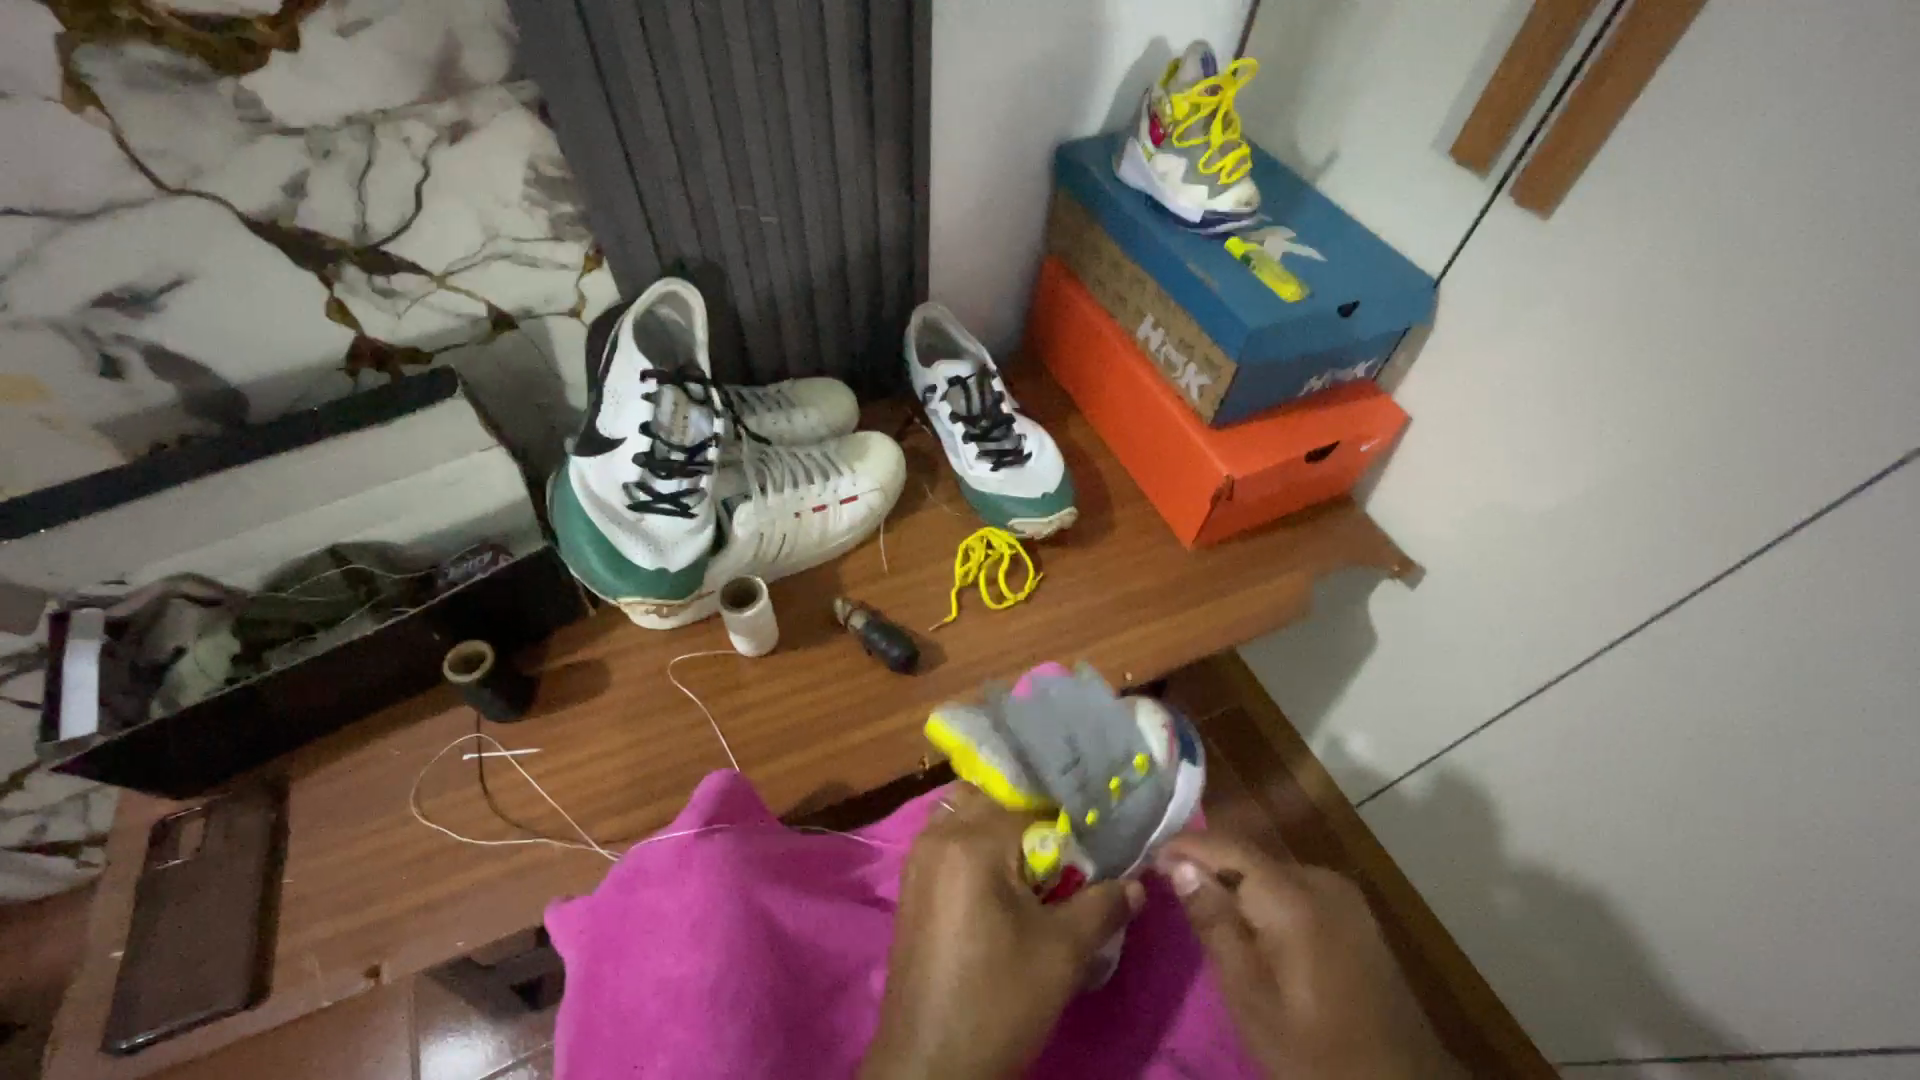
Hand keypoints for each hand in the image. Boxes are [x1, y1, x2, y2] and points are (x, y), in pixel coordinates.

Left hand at [861, 785, 1144, 1079]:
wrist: (931, 1066)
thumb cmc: (999, 1001)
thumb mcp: (1064, 952)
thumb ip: (1103, 905)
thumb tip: (1137, 883)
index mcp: (971, 841)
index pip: (1030, 801)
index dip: (1068, 815)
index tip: (1097, 829)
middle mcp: (938, 836)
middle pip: (992, 796)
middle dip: (1031, 812)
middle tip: (1069, 841)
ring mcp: (919, 860)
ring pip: (968, 816)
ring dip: (1003, 828)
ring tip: (1042, 860)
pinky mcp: (914, 887)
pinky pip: (952, 843)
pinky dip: (981, 848)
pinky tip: (1011, 882)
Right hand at [1156, 832, 1465, 1079]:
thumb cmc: (1314, 1052)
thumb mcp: (1250, 998)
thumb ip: (1215, 925)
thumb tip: (1180, 866)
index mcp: (1294, 898)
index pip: (1228, 846)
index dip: (1185, 845)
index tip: (1149, 857)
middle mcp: (1322, 880)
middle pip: (1250, 855)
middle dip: (1207, 863)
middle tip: (1166, 883)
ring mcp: (1345, 896)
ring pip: (1271, 870)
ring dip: (1235, 879)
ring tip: (1200, 902)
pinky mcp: (1355, 914)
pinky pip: (1295, 887)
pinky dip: (1263, 894)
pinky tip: (1247, 919)